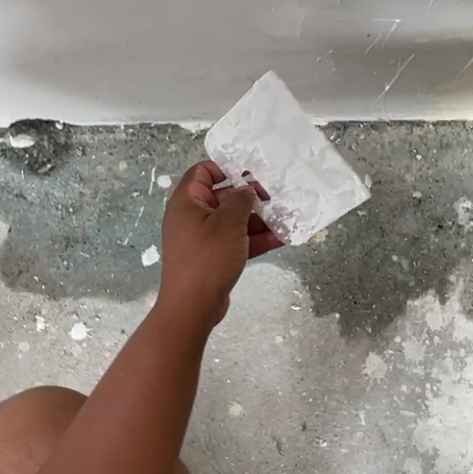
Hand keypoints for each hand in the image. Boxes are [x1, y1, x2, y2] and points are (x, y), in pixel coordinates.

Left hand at [156, 161, 280, 325]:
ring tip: (284, 217)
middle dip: (249, 197)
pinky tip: (280, 238)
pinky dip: (254, 239)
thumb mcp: (228, 223)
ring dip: (257, 220)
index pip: (202, 172)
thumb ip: (241, 200)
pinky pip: (235, 242)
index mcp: (187, 201)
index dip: (225, 167)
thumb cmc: (207, 257)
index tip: (251, 172)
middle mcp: (192, 217)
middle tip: (275, 196)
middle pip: (222, 197)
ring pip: (233, 221)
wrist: (192, 306)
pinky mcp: (213, 257)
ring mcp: (203, 239)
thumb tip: (246, 190)